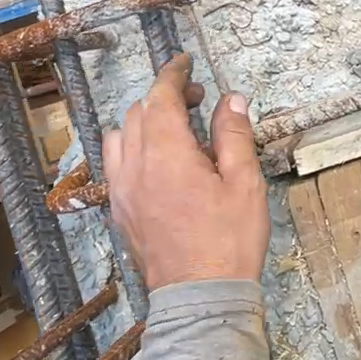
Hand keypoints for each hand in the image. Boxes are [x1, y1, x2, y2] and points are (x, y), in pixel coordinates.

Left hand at [104, 54, 267, 288]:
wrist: (201, 298)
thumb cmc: (230, 238)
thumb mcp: (245, 182)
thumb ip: (233, 135)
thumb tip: (230, 99)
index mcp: (166, 154)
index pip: (160, 97)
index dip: (172, 73)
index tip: (185, 61)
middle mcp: (134, 167)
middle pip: (139, 113)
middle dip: (166, 97)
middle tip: (200, 101)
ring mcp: (121, 192)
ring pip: (119, 137)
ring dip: (144, 122)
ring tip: (176, 132)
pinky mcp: (119, 213)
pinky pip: (115, 166)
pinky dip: (133, 149)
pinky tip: (160, 164)